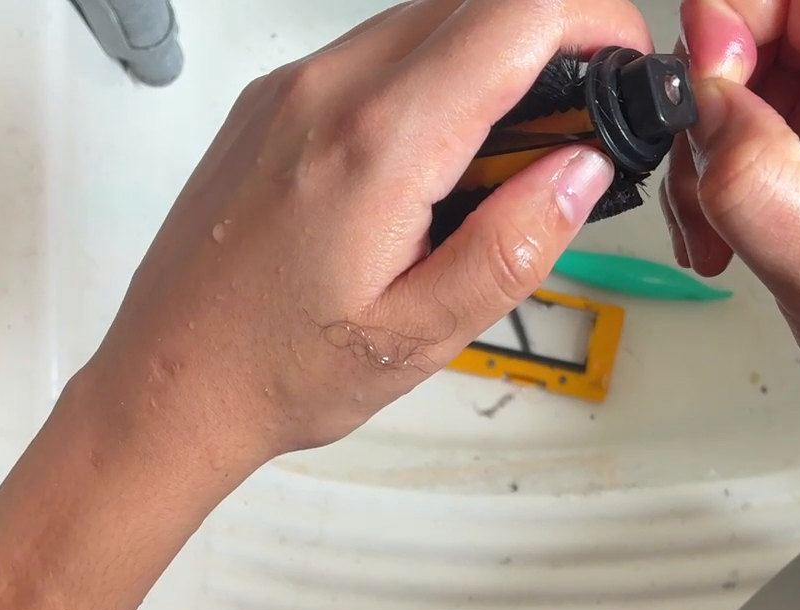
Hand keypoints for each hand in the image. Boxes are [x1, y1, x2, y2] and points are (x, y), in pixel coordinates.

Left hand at [81, 0, 650, 471]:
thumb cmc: (280, 373)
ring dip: (487, 73)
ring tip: (495, 176)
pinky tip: (428, 174)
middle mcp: (326, 92)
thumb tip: (581, 172)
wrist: (173, 382)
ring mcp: (290, 91)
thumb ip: (510, 251)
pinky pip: (373, 60)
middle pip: (475, 3)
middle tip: (570, 140)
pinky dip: (429, 90)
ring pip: (424, 26)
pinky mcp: (272, 107)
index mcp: (375, 147)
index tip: (626, 73)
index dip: (594, 24)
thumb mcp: (417, 338)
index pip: (517, 17)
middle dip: (550, 47)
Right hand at [661, 0, 799, 468]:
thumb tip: (698, 93)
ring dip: (715, 163)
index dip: (733, 19)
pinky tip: (731, 241)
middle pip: (777, 34)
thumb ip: (748, 163)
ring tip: (716, 238)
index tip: (696, 97)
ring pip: (763, 95)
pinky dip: (732, 190)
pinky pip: (773, 145)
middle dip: (715, 111)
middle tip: (701, 196)